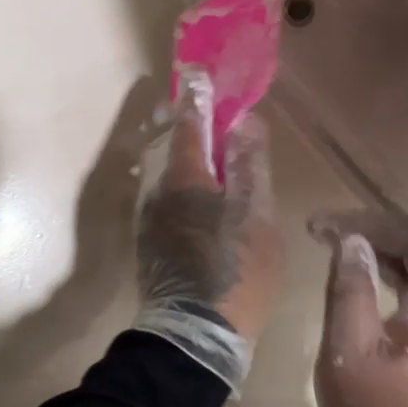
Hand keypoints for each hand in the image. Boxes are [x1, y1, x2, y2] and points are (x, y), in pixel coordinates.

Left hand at [137, 72, 282, 341]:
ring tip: (226, 170)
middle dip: (201, 133)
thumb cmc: (236, 271)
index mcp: (186, 176)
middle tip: (226, 124)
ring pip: (176, 180)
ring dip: (197, 167)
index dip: (199, 96)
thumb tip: (244, 122)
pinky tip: (211, 211)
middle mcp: (159, 190)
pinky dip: (191, 195)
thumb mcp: (256, 216)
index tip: (200, 71)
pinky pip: (173, 204)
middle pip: (182, 150)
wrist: (195, 335)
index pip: (192, 121)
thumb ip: (249, 166)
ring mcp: (151, 218)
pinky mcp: (152, 244)